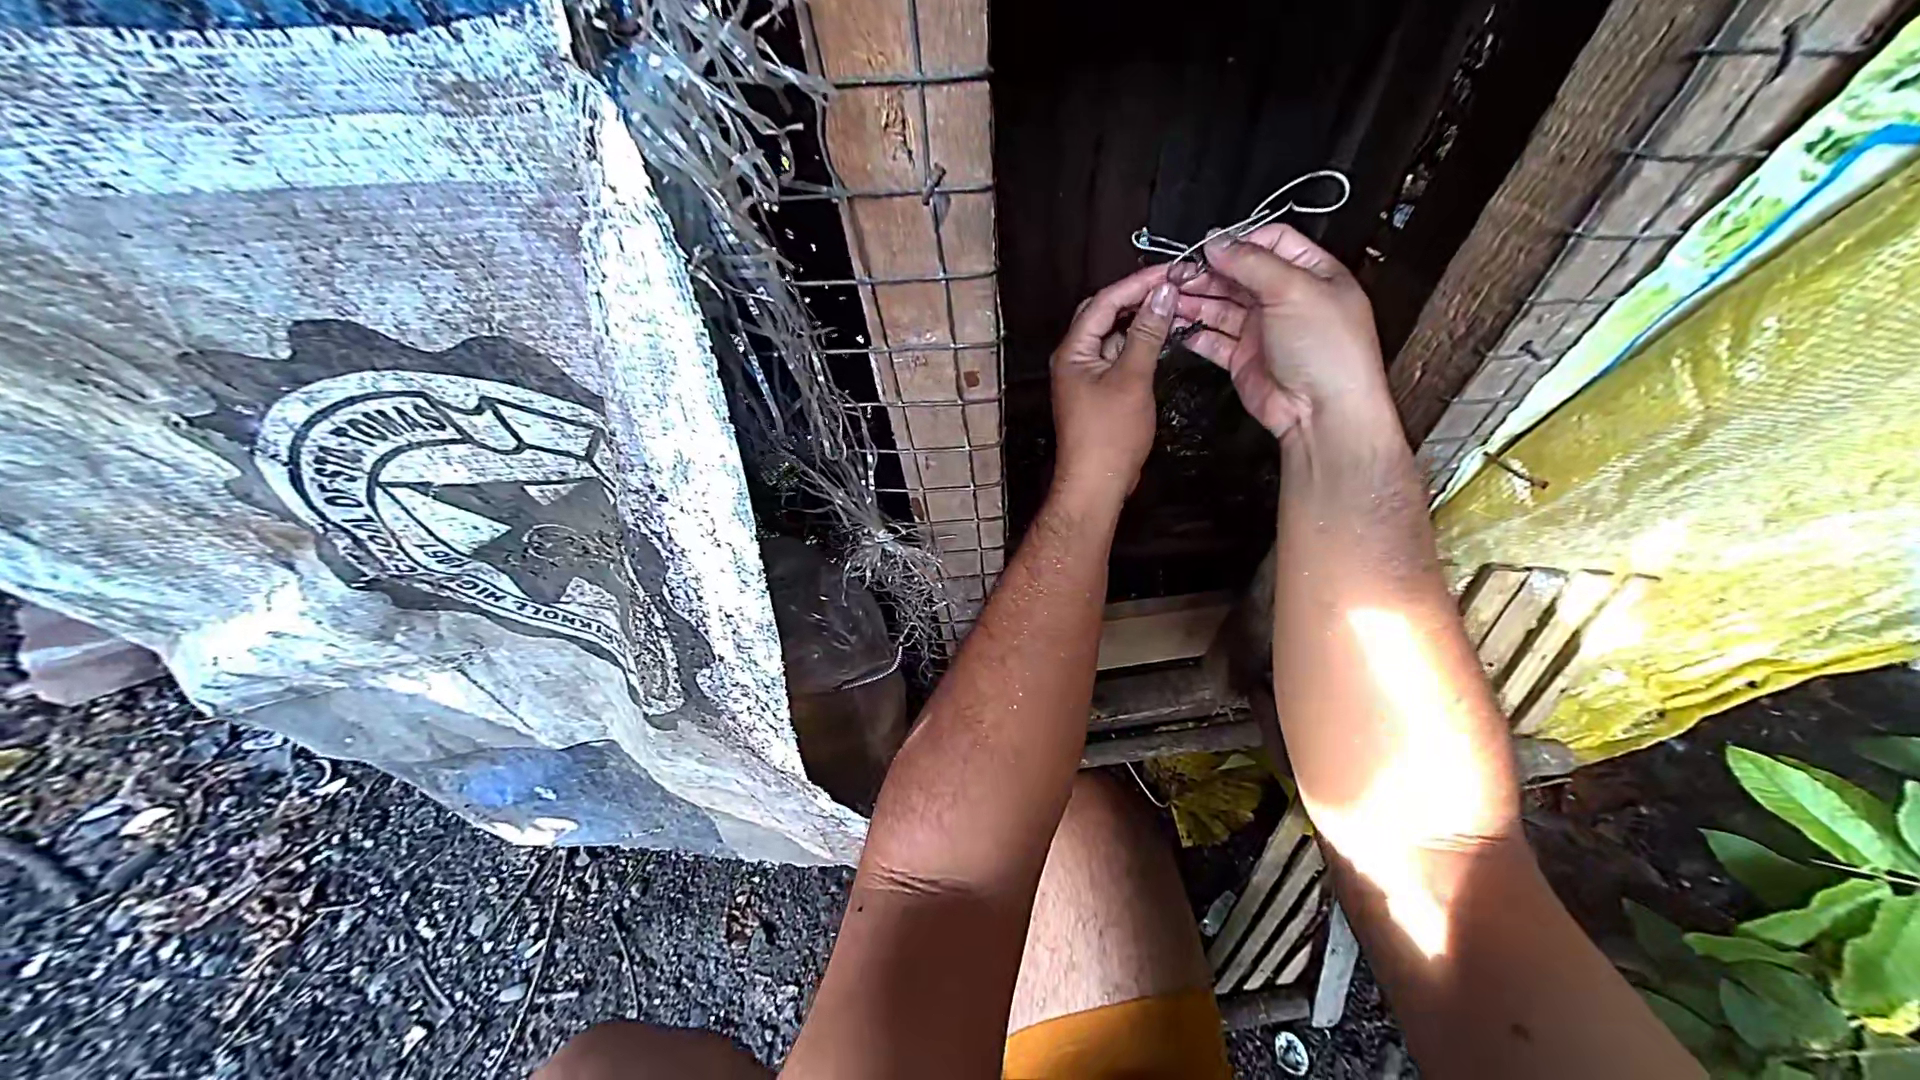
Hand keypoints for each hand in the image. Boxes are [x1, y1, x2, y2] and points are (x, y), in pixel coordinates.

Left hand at [1049, 264, 1177, 508]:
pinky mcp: (1098, 390)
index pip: (1104, 301)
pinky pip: (1117, 356)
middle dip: (1137, 297)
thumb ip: (1147, 333)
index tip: (1172, 271)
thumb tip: (1163, 294)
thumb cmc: (1109, 434)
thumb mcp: (1132, 378)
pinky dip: (1138, 344)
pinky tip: (1162, 337)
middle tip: (1173, 285)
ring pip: (1113, 335)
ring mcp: (1085, 374)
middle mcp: (1074, 357)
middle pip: (1104, 314)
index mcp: (1072, 350)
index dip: (1138, 283)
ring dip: (1140, 321)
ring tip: (1174, 306)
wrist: (1096, 482)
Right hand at [1170, 224, 1392, 439]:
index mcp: (1310, 273)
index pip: (1269, 243)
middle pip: (1237, 275)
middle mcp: (1285, 299)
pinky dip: (1193, 332)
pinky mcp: (1242, 357)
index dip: (1237, 244)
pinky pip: (1212, 339)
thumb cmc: (1330, 353)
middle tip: (1177, 276)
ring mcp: (1262, 329)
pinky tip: (1176, 326)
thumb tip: (1219, 242)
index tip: (1208, 250)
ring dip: (1194, 301)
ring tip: (1169, 299)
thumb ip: (1252, 262)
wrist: (1321, 411)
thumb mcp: (1294, 290)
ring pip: (1220, 306)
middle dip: (1207, 274)